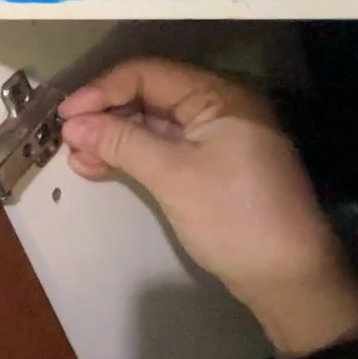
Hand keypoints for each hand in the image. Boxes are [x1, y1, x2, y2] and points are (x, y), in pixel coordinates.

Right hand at [59, 58, 357, 358]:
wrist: (290, 283)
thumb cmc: (234, 219)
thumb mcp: (172, 175)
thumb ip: (120, 142)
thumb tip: (72, 124)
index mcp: (218, 97)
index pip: (148, 74)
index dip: (102, 90)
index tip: (66, 116)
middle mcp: (217, 107)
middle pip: (147, 95)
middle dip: (105, 115)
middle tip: (68, 138)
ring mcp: (214, 137)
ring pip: (150, 123)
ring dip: (112, 136)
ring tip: (77, 157)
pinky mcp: (209, 164)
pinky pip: (162, 146)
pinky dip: (130, 154)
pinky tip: (97, 167)